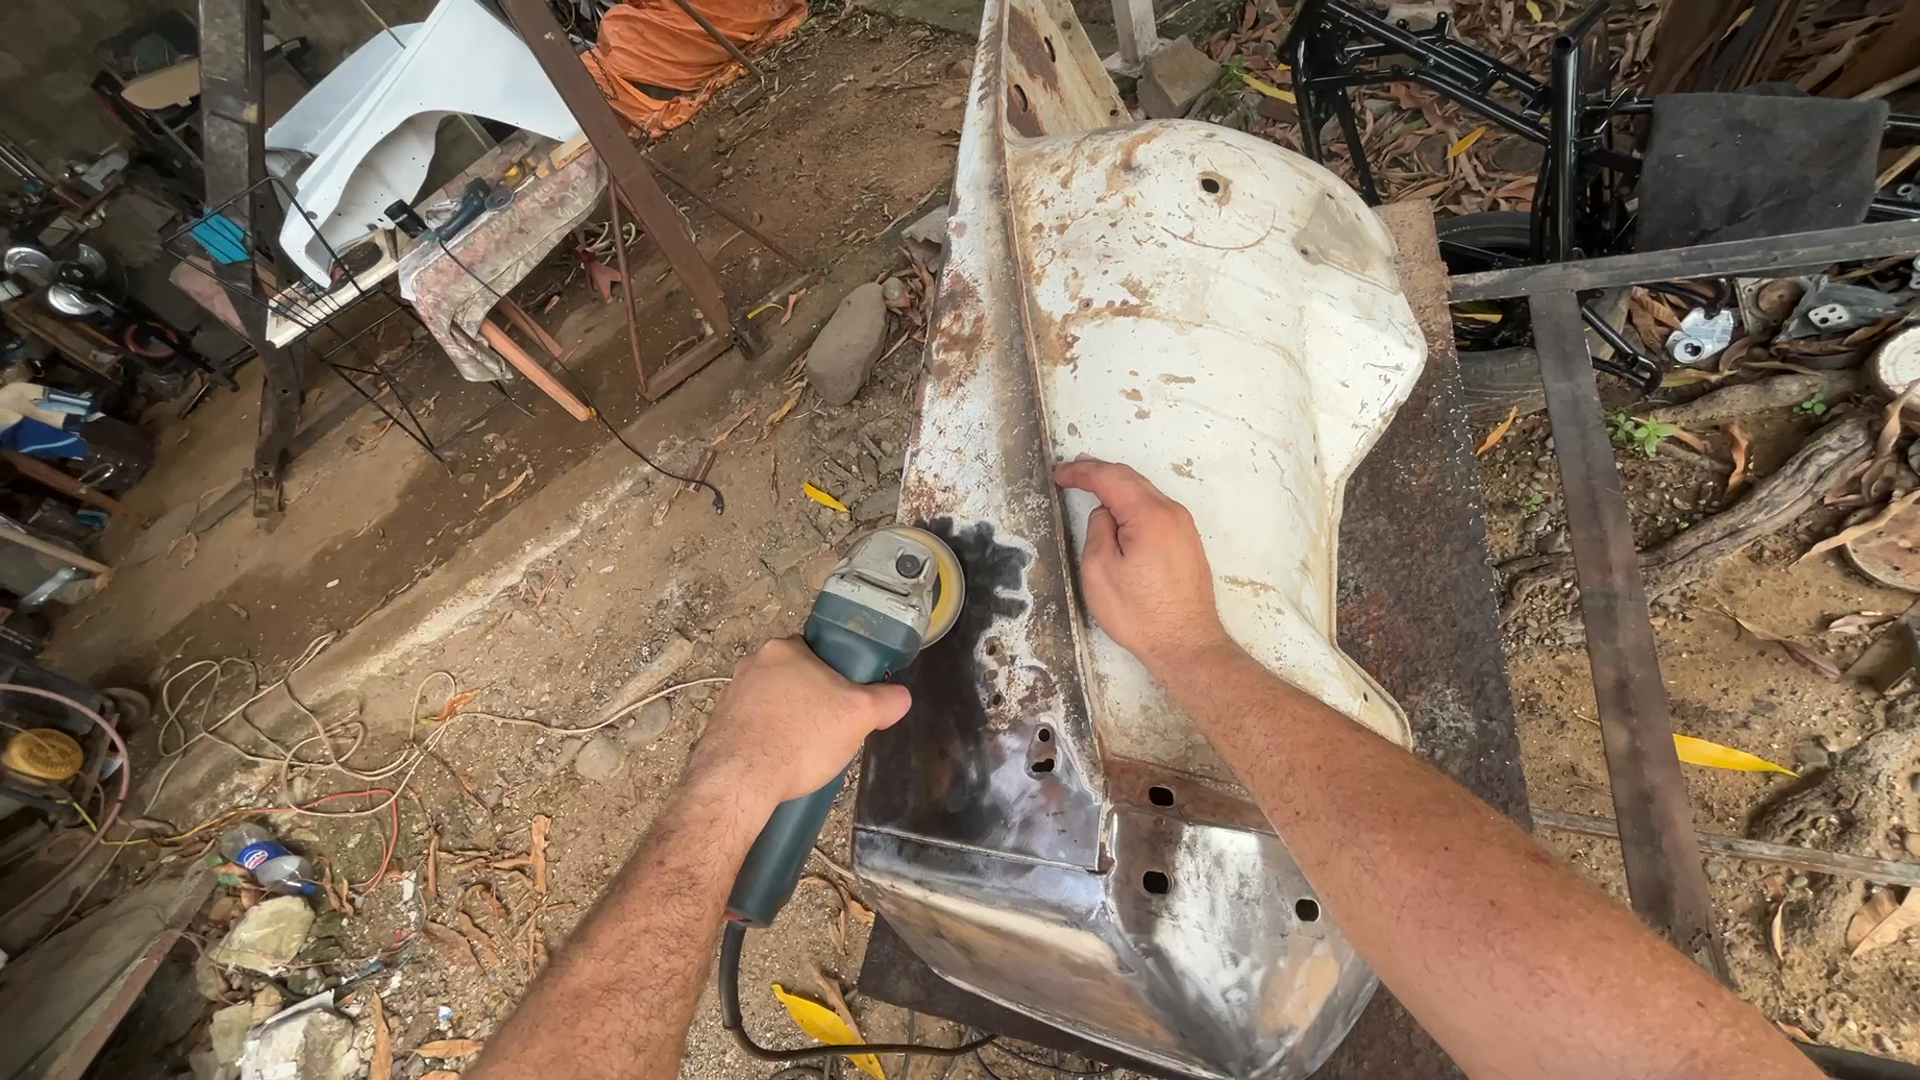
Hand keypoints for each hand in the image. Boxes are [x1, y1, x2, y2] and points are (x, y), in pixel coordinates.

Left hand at [688, 638, 910, 807]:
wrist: (739, 782)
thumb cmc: (801, 738)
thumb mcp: (861, 715)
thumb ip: (887, 700)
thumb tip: (899, 698)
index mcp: (784, 649)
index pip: (816, 652)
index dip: (835, 676)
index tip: (843, 702)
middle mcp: (752, 663)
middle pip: (794, 678)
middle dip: (812, 701)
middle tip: (829, 729)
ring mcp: (730, 695)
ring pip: (772, 703)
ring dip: (788, 721)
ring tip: (804, 752)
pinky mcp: (717, 725)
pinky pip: (752, 727)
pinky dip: (766, 741)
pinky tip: (778, 764)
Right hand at [1054, 457, 1233, 672]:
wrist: (1185, 644)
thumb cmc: (1139, 614)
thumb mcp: (1100, 570)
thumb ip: (1098, 531)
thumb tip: (1106, 515)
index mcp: (1149, 515)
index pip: (1110, 479)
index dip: (1082, 472)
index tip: (1060, 474)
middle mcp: (1172, 514)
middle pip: (1131, 480)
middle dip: (1100, 472)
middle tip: (1073, 471)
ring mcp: (1184, 528)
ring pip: (1146, 494)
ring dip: (1118, 487)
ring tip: (1093, 483)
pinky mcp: (1187, 543)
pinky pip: (1156, 510)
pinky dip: (1133, 503)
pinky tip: (1120, 510)